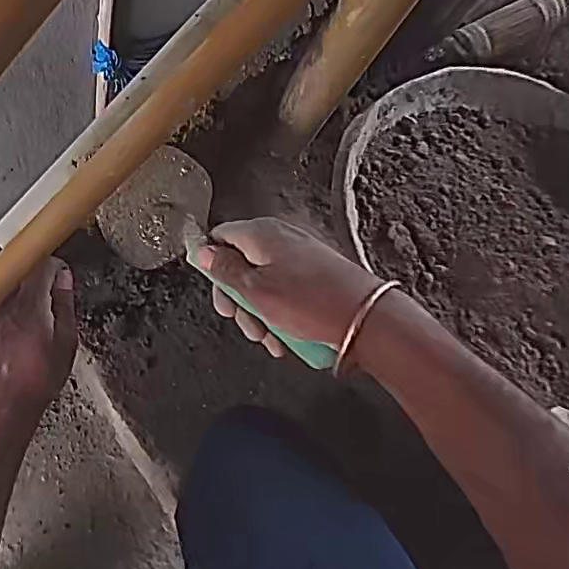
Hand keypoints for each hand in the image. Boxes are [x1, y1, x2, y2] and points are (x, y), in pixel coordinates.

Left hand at [0, 257, 77, 421]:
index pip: (40, 266)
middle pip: (19, 265)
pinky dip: (5, 283)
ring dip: (18, 270)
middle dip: (36, 264)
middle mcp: (8, 304)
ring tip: (33, 278)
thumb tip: (64, 278)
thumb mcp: (66, 342)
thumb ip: (65, 305)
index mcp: (31, 306)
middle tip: (50, 273)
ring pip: (3, 274)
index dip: (54, 264)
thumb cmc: (40, 378)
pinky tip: (15, 290)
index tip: (63, 271)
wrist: (9, 400)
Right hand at [194, 217, 381, 356]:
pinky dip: (279, 315)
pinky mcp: (314, 277)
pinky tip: (284, 335)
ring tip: (268, 335)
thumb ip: (223, 269)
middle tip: (243, 320)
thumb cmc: (313, 304)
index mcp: (262, 233)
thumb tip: (202, 252)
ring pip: (261, 285)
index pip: (220, 238)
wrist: (366, 321)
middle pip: (240, 266)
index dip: (212, 266)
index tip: (217, 291)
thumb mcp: (252, 290)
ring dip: (258, 314)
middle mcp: (282, 239)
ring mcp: (299, 258)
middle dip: (237, 300)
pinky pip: (284, 294)